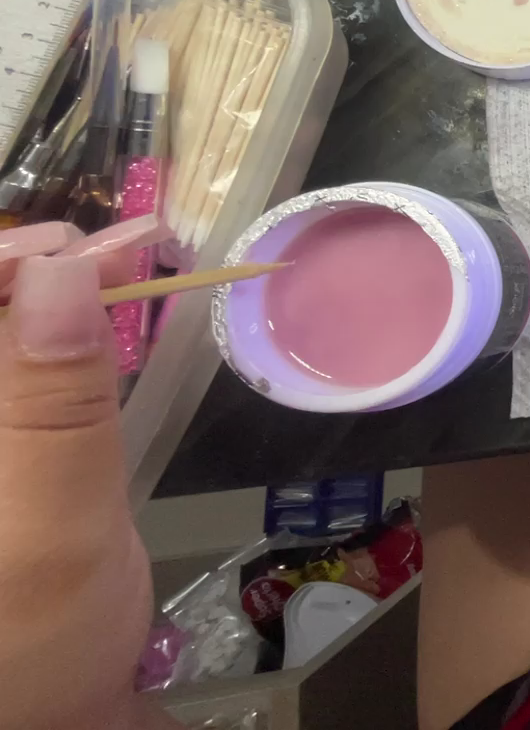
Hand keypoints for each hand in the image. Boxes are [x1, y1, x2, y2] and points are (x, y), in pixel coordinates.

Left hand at [0, 219, 169, 729]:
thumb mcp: (47, 533)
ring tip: (123, 252)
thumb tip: (63, 271)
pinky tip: (100, 302)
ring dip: (41, 290)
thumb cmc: (31, 645)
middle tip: (118, 242)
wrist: (37, 717)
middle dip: (15, 269)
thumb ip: (50, 406)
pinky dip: (53, 326)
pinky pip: (9, 370)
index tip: (65, 245)